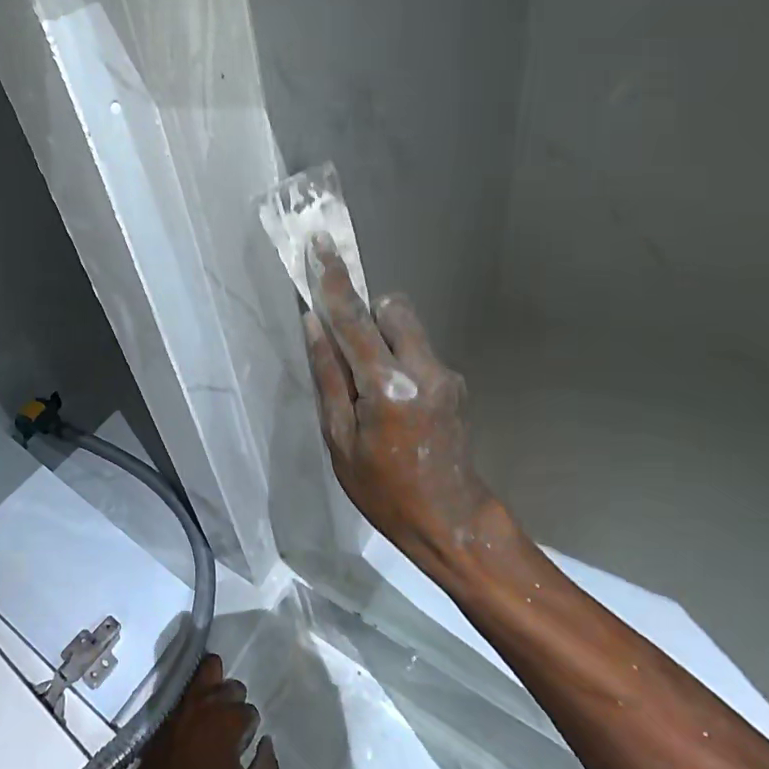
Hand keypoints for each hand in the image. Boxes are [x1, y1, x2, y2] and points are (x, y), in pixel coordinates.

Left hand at [109, 654, 277, 768]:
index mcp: (233, 721)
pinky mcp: (174, 699)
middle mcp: (214, 700)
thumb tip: (267, 741)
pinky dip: (198, 681)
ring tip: (214, 703)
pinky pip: (190, 676)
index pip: (251, 712)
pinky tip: (199, 699)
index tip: (238, 745)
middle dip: (235, 704)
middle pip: (235, 687)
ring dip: (217, 682)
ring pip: (212, 666)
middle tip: (226, 726)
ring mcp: (191, 696)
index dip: (247, 730)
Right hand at [301, 235, 504, 572]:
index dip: (334, 281)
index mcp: (389, 388)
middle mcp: (425, 370)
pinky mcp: (456, 384)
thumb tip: (313, 325)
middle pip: (393, 308)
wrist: (452, 522)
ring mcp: (447, 375)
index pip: (354, 321)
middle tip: (349, 349)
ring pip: (409, 328)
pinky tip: (394, 405)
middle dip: (368, 313)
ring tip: (371, 388)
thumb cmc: (384, 492)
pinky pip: (419, 351)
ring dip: (383, 339)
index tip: (322, 245)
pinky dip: (398, 359)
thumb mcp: (340, 441)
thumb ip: (328, 377)